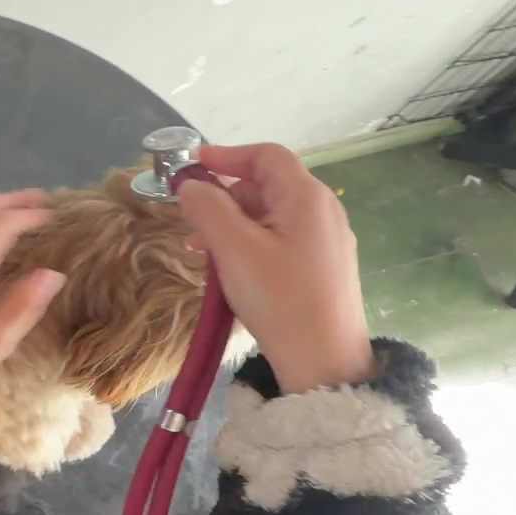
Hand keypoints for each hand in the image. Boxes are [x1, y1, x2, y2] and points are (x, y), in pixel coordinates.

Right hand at [178, 143, 374, 393]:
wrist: (323, 359)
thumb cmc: (278, 298)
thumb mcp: (234, 251)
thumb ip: (208, 210)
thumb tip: (190, 184)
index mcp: (305, 198)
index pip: (266, 156)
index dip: (227, 155)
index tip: (192, 165)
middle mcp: (322, 210)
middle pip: (267, 185)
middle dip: (225, 196)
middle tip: (191, 221)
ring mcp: (326, 239)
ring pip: (271, 215)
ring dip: (233, 224)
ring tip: (202, 251)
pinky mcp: (322, 266)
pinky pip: (280, 238)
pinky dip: (249, 243)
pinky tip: (230, 268)